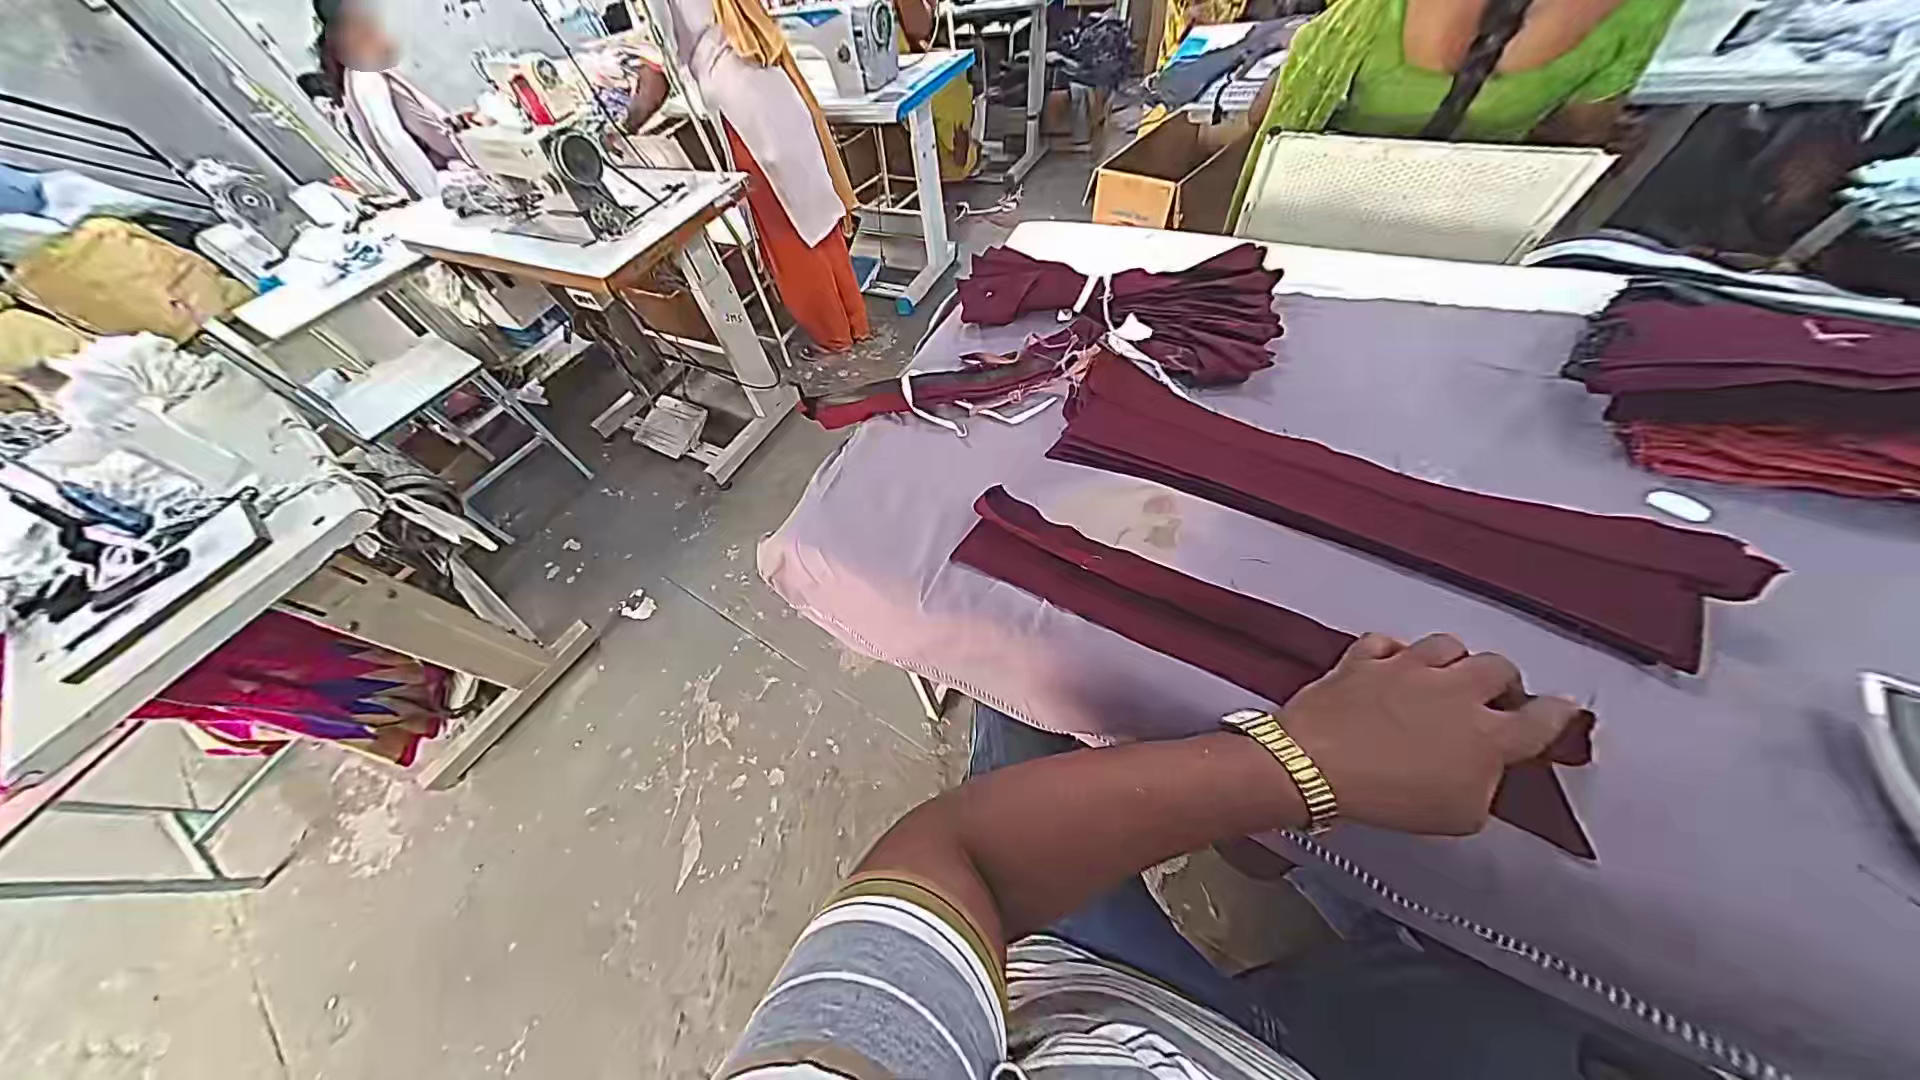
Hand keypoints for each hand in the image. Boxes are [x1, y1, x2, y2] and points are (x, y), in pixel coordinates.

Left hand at [1278, 633, 1579, 835]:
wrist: (1314, 765)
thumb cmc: (1385, 796)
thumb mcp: (1459, 814)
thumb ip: (1483, 783)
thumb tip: (1479, 767)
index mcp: (1488, 735)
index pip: (1545, 718)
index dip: (1558, 715)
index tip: (1560, 712)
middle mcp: (1452, 691)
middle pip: (1498, 667)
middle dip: (1502, 682)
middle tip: (1492, 698)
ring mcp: (1404, 669)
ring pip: (1446, 644)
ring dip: (1451, 660)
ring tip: (1443, 677)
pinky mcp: (1361, 660)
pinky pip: (1384, 641)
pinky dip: (1391, 651)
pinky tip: (1388, 664)